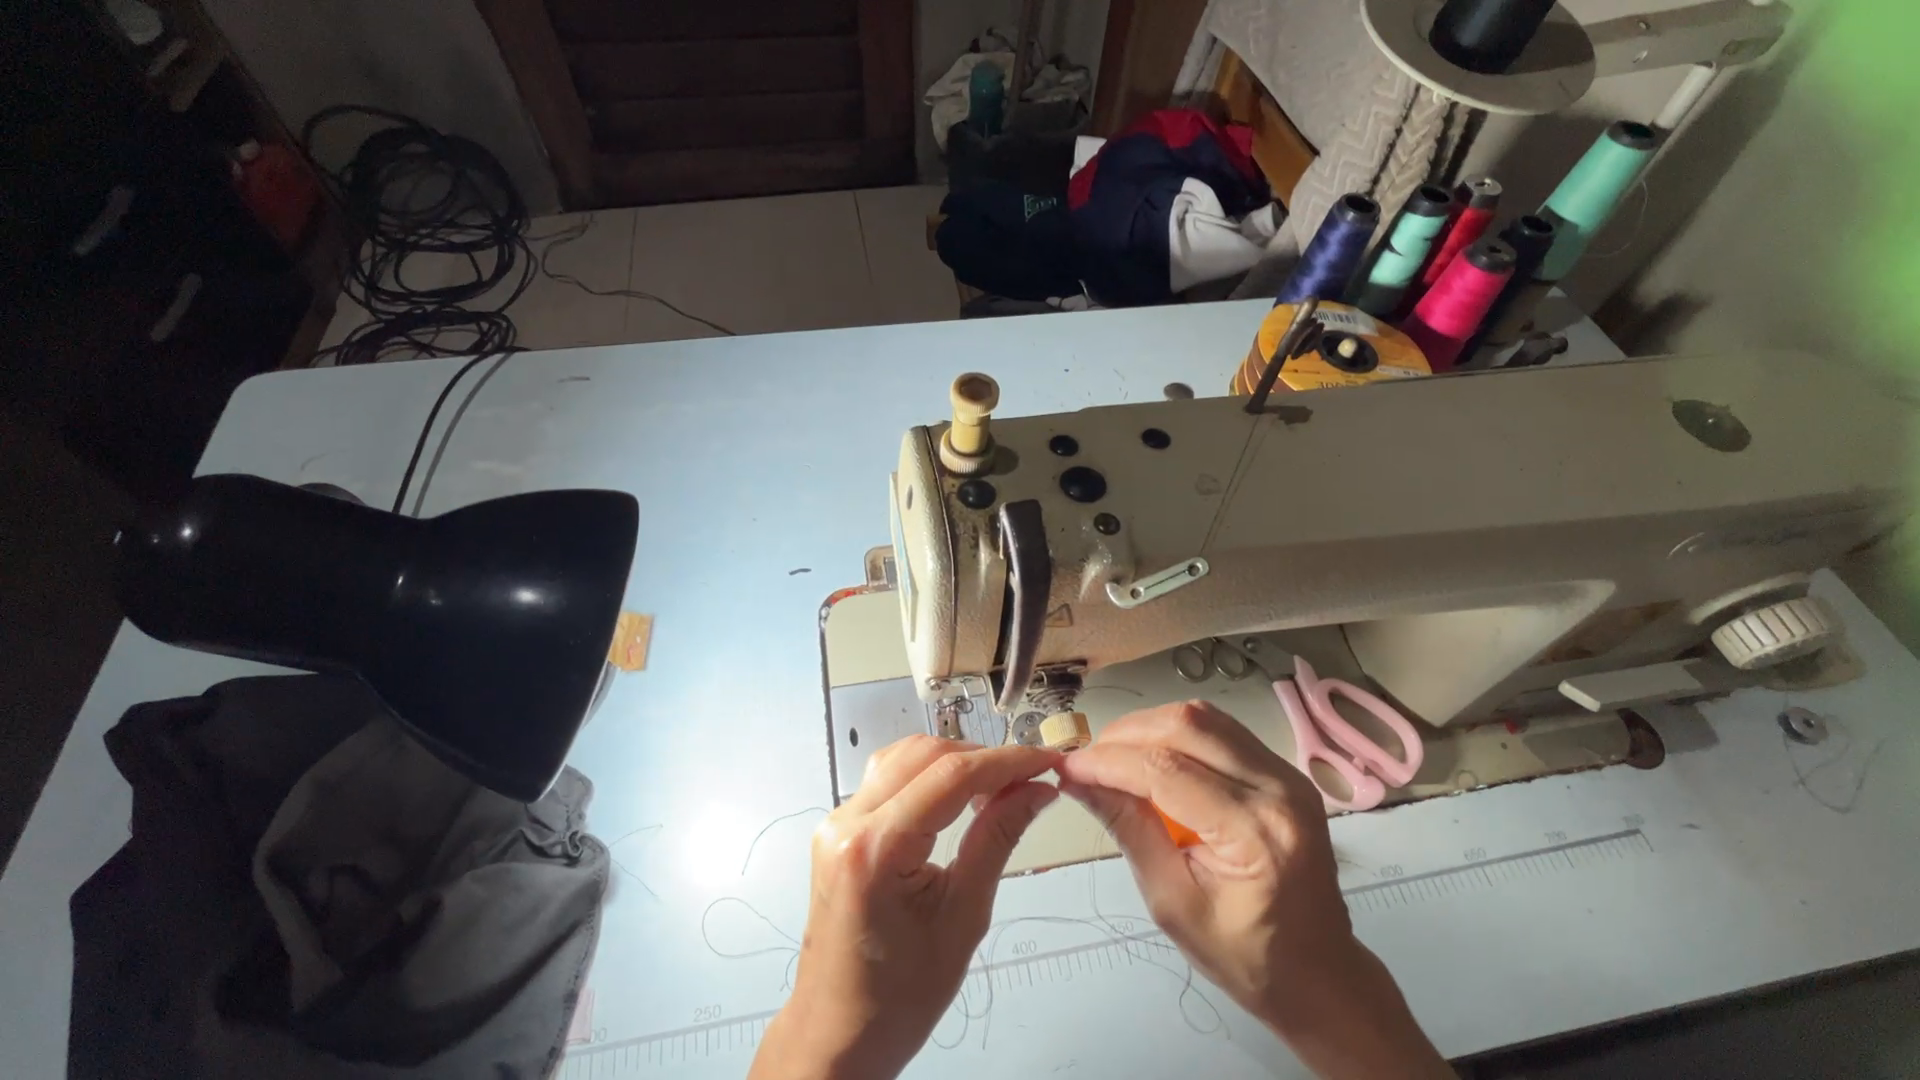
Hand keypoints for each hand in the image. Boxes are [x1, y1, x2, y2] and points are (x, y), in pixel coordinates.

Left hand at [750, 736, 1060, 1079]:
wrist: (839, 1031)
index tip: (1047, 761)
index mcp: (875, 849)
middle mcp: (846, 822)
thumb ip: (997, 839)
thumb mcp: (964, 916)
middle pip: (924, 755)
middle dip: (982, 757)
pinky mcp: (839, 828)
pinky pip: (887, 778)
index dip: (1006, 762)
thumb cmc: (901, 993)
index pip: (950, 776)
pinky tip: (959, 795)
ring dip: (955, 760)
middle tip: (1029, 777)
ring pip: (903, 757)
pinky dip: (928, 774)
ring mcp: (836, 821)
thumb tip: (1036, 790)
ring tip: (999, 786)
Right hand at [1056, 701, 1450, 1079]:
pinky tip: (1152, 758)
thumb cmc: (1242, 953)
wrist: (1317, 971)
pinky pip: (1221, 730)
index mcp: (1255, 832)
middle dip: (1125, 735)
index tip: (1065, 767)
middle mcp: (1278, 788)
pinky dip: (1177, 733)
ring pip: (1204, 717)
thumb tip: (1077, 778)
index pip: (1165, 770)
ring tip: (1115, 758)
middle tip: (1088, 761)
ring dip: (1150, 728)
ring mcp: (1287, 774)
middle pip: (1187, 726)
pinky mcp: (1285, 771)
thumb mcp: (1171, 900)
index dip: (1108, 762)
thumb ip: (1128, 828)